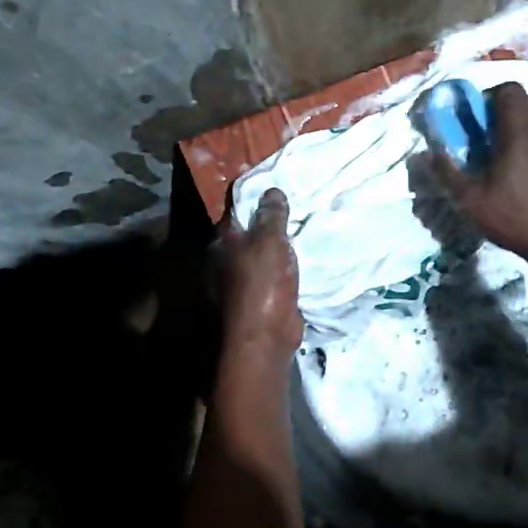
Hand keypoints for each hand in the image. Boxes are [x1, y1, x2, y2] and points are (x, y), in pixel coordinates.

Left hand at [218, 187, 302, 354]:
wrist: (264, 337)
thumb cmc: (261, 284)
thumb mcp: (269, 241)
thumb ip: (271, 215)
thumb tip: (272, 190)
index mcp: (222, 243)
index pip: (236, 213)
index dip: (256, 200)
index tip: (278, 191)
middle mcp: (225, 261)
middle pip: (249, 235)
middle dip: (269, 225)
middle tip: (298, 210)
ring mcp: (240, 284)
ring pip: (262, 257)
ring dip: (278, 250)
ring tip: (305, 234)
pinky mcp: (258, 302)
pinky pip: (273, 277)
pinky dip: (285, 271)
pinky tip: (302, 264)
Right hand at [433, 82, 527, 261]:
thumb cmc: (513, 218)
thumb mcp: (470, 200)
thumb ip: (447, 173)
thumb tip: (428, 153)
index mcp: (519, 134)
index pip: (510, 90)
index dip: (490, 95)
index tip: (477, 118)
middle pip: (525, 101)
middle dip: (503, 109)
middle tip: (486, 135)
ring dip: (521, 125)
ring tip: (506, 151)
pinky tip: (525, 169)